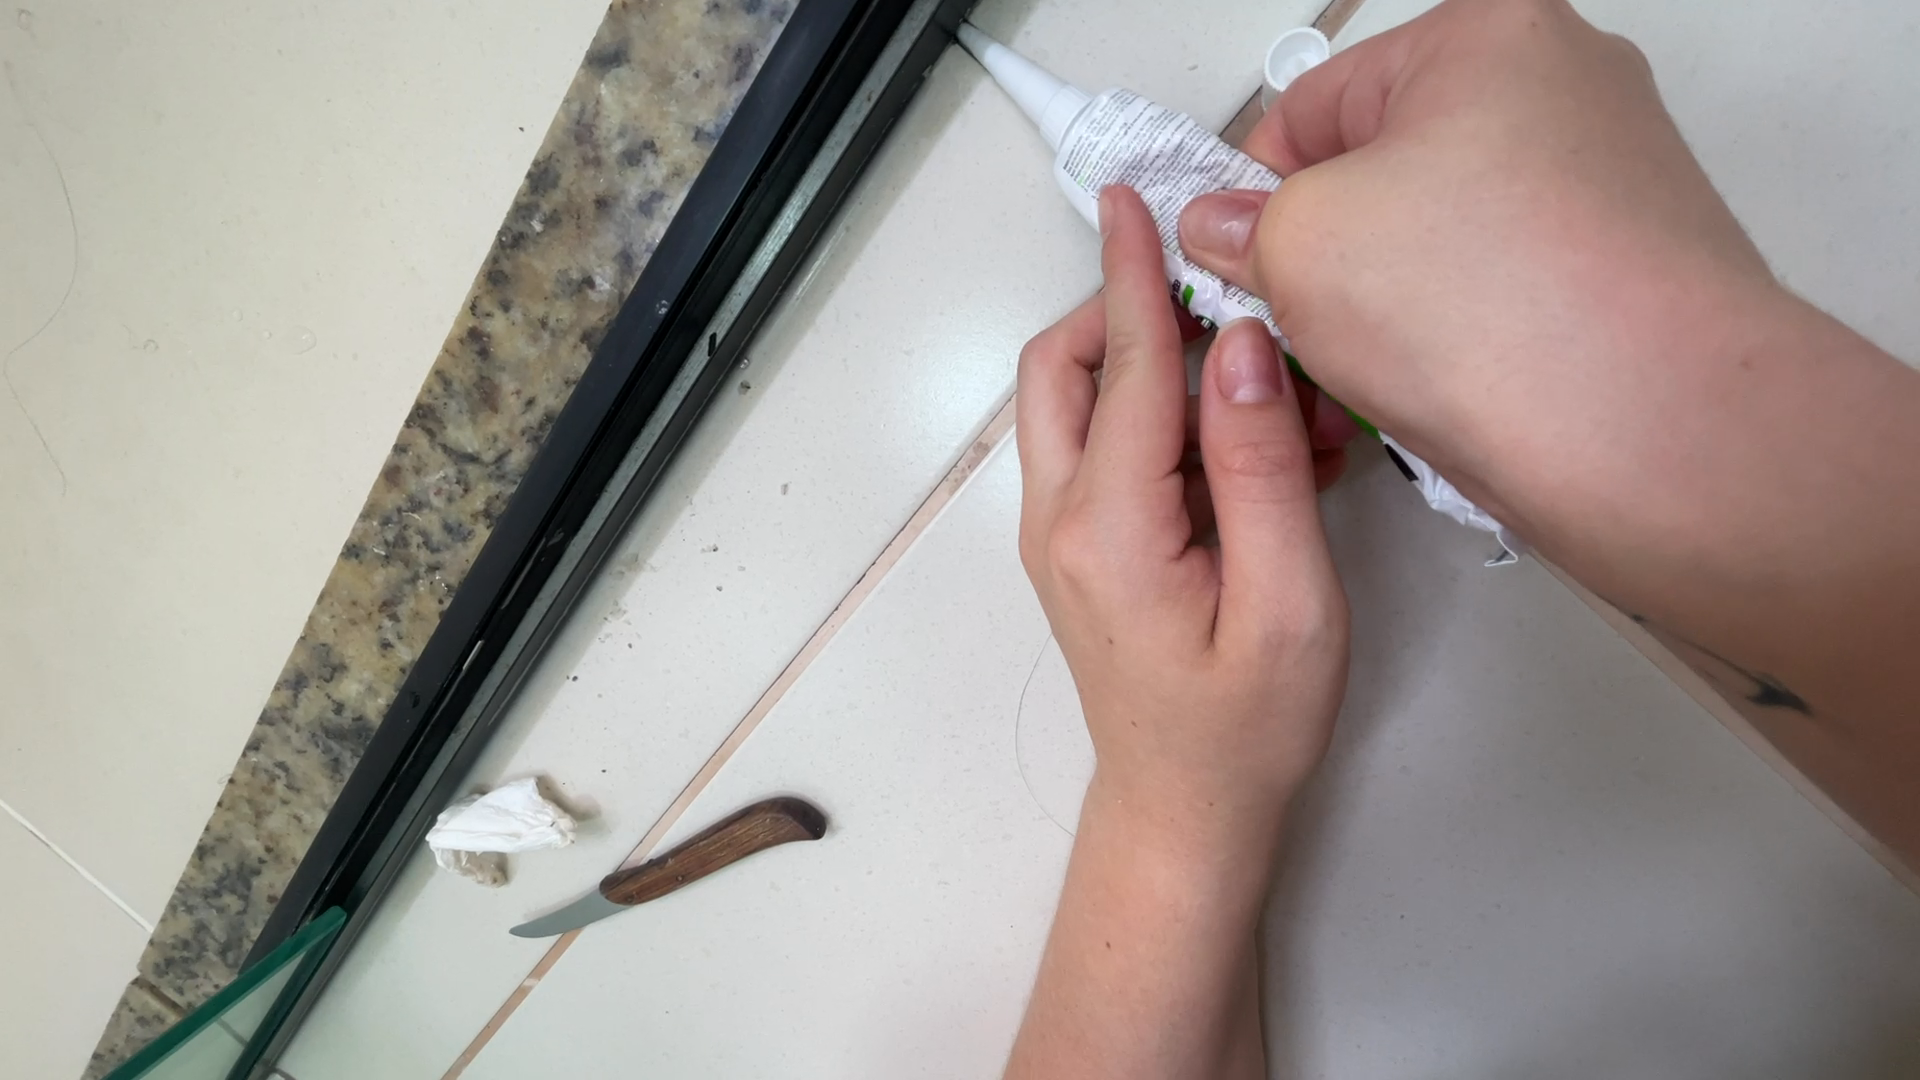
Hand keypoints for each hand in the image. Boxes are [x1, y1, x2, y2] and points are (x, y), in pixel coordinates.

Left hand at [1017, 185, 1348, 847]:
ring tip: (1249, 399)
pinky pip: (1093, 449)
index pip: (1124, 368)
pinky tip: (1228, 450)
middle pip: (1061, 372)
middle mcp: (1059, 518)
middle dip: (1121, 315)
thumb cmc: (1244, 725)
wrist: (1182, 801)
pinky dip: (1147, 420)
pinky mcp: (1073, 545)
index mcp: (1110, 528)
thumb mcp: (1287, 601)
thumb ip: (1259, 467)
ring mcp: (1056, 532)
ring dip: (1142, 369)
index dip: (1135, 277)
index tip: (1133, 202)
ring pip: (1070, 405)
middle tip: (1214, 311)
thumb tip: (1244, 350)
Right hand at [1175, 0, 1919, 865]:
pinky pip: (1417, 312)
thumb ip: (1238, 221)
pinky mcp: (1552, 306)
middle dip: (1276, 266)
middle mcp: (1523, 115)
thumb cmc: (1489, 320)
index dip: (1228, 196)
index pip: (1291, 110)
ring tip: (1305, 385)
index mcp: (1470, 55)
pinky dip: (1373, 352)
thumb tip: (1199, 226)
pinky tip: (1361, 401)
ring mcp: (1548, 212)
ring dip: (1321, 322)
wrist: (1655, 454)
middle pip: (1335, 191)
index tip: (1192, 268)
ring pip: (1374, 264)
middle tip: (1247, 340)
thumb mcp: (1317, 244)